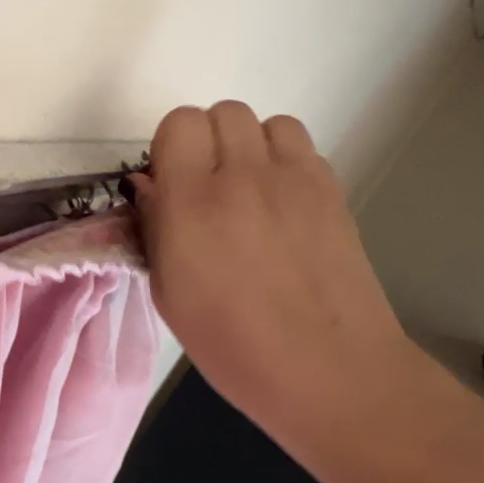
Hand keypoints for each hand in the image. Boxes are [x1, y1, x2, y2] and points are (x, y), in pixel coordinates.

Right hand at [127, 103, 412, 415]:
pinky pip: (303, 149)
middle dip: (208, 141)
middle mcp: (245, 177)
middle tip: (206, 186)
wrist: (328, 370)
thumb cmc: (231, 344)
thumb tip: (149, 186)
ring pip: (269, 122)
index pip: (179, 124)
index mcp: (193, 203)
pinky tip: (281, 207)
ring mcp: (296, 181)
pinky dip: (286, 163)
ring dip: (251, 145)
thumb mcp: (168, 292)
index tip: (169, 183)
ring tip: (248, 190)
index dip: (170, 147)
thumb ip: (154, 227)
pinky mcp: (333, 192)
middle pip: (224, 112)